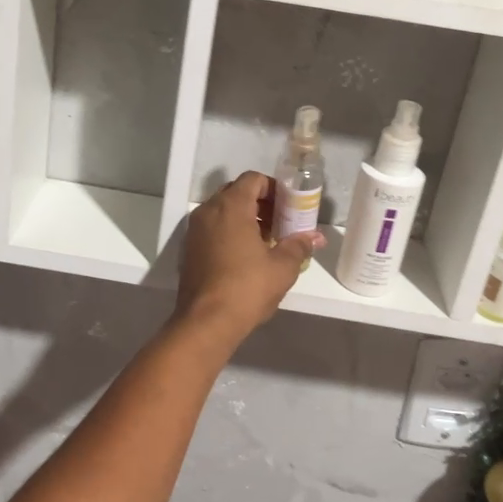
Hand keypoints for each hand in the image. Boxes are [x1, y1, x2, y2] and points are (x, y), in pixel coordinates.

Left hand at [174, 171, 323, 343]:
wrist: (206, 322)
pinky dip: (229, 233)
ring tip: (266, 243)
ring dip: (245, 219)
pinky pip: (212, 229)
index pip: (253, 179)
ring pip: (222, 211)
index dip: (274, 188)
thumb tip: (313, 237)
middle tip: (280, 224)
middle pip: (236, 192)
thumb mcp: (282, 267)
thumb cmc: (247, 288)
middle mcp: (208, 211)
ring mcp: (194, 230)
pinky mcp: (189, 249)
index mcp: (230, 206)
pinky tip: (245, 257)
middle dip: (260, 204)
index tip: (289, 207)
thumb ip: (298, 246)